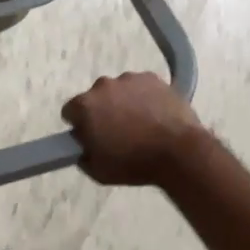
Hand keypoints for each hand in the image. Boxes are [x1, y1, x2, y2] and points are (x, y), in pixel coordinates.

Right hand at [61, 72, 209, 186]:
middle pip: (95, 98)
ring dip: (124, 103)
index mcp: (84, 106)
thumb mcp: (98, 171)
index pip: (70, 111)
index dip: (79, 125)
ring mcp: (129, 79)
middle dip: (102, 112)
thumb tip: (83, 146)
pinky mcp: (152, 78)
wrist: (179, 152)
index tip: (91, 137)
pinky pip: (141, 86)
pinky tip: (156, 115)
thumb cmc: (134, 164)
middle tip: (118, 132)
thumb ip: (83, 155)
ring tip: (142, 124)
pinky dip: (144, 97)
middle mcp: (102, 85)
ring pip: (119, 90)